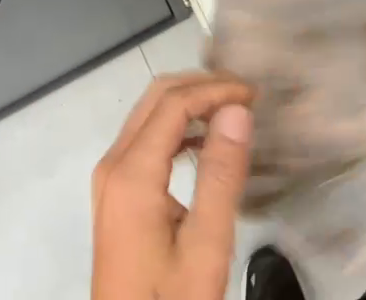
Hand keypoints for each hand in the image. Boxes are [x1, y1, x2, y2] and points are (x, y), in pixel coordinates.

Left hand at [92, 74, 255, 299]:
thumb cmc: (171, 299)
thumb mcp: (205, 246)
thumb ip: (221, 175)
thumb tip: (237, 110)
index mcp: (131, 173)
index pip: (174, 103)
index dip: (216, 90)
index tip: (256, 96)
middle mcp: (113, 164)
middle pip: (156, 98)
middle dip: (202, 86)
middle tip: (246, 95)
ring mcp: (110, 178)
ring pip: (149, 114)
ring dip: (190, 102)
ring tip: (233, 112)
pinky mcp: (116, 193)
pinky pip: (146, 138)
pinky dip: (177, 127)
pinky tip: (207, 142)